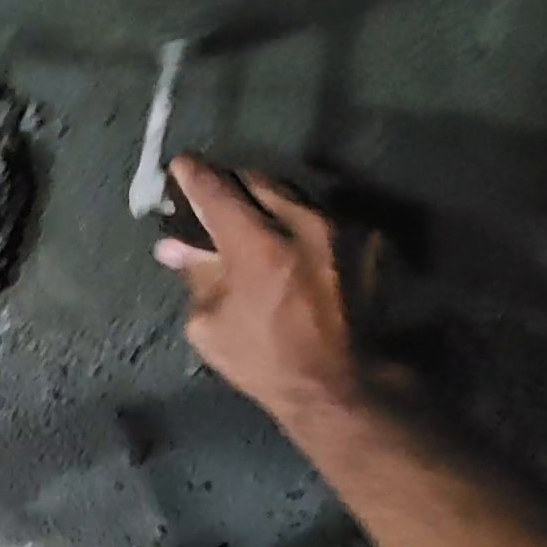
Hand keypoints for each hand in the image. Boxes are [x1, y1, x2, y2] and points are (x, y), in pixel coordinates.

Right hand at [154, 155, 368, 424]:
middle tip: (214, 195)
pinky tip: (294, 248)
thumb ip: (197, 276)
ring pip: (297, 195)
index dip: (194, 176)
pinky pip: (326, 218)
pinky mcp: (371, 240)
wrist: (341, 381)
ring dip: (269, 202)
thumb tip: (175, 247)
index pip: (217, 193)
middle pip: (260, 182)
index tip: (180, 164)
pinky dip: (301, 226)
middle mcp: (303, 223)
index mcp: (256, 246)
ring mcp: (343, 228)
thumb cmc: (261, 359)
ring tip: (254, 218)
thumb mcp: (209, 326)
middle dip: (232, 185)